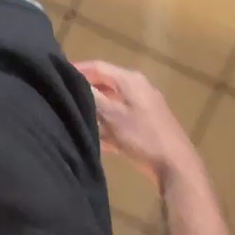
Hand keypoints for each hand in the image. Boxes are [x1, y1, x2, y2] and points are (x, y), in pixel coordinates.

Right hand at [75, 60, 201, 188]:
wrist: (177, 168)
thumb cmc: (142, 137)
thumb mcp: (111, 116)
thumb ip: (91, 96)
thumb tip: (73, 80)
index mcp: (130, 80)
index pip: (97, 66)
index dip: (77, 69)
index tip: (57, 75)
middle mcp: (139, 87)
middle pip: (106, 83)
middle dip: (86, 91)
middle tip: (65, 98)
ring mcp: (146, 106)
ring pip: (113, 102)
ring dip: (97, 110)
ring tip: (78, 119)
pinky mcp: (149, 124)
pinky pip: (122, 118)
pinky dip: (109, 124)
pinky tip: (98, 139)